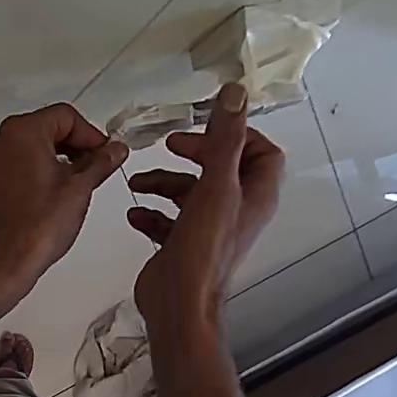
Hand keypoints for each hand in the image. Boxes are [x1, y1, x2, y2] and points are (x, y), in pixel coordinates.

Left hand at [0, 103, 129, 305]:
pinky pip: (17, 172)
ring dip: (57, 162)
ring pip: (31, 152)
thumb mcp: (80, 188)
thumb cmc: (37, 226)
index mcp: (23, 133)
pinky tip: (52, 200)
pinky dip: (37, 178)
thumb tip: (114, 150)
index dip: (91, 134)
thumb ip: (101, 162)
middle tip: (95, 168)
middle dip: (74, 147)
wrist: (6, 262)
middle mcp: (1, 143)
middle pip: (47, 130)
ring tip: (76, 187)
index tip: (105, 153)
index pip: (65, 116)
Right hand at [126, 83, 283, 335]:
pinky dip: (152, 213)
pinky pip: (168, 220)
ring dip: (163, 182)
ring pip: (189, 193)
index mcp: (254, 195)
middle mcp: (236, 210)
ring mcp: (208, 229)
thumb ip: (225, 139)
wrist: (179, 303)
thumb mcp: (216, 185)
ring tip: (138, 181)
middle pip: (221, 168)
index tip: (209, 128)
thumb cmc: (203, 249)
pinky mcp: (183, 245)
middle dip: (194, 153)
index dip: (239, 134)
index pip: (261, 152)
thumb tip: (235, 93)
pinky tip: (135, 214)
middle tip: (172, 144)